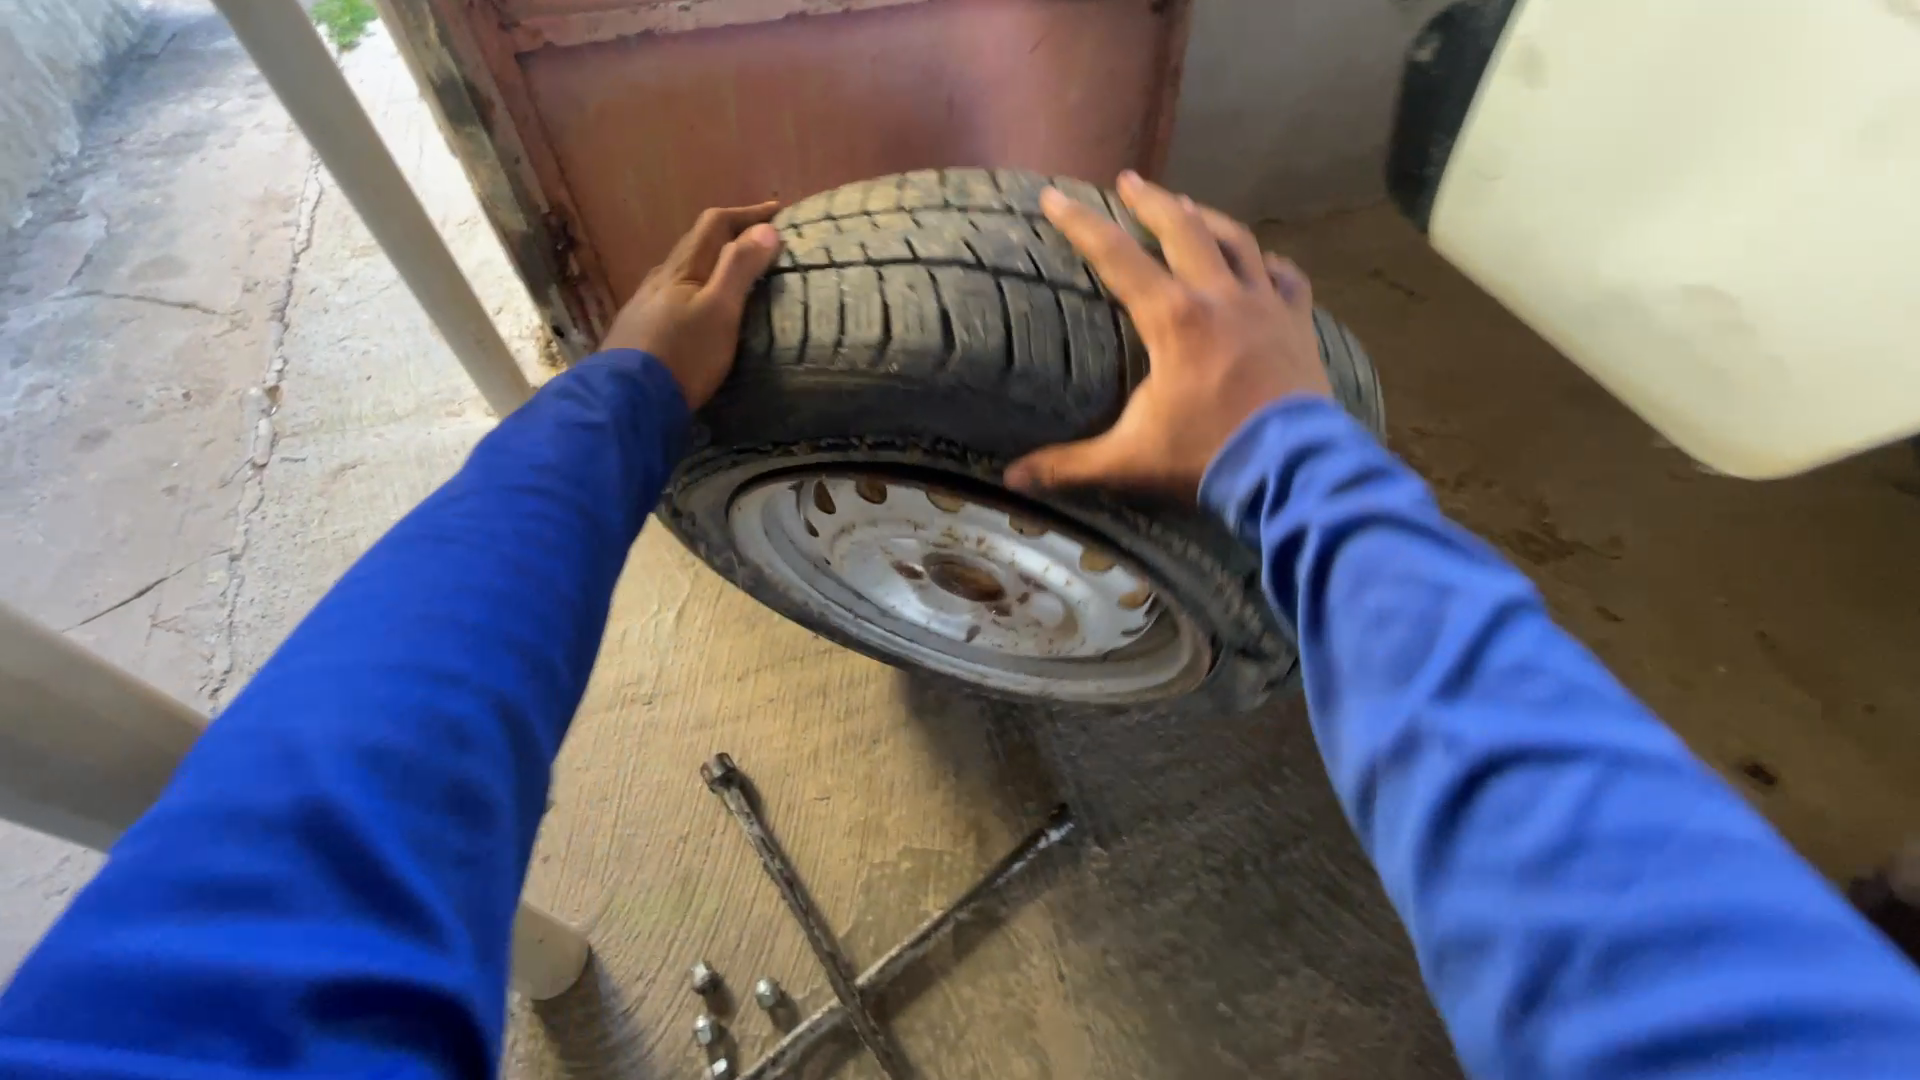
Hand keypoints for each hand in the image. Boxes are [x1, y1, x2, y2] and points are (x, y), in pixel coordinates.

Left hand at [602, 202, 783, 408]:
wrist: (629, 400)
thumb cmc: (683, 354)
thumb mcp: (720, 311)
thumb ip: (740, 269)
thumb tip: (767, 229)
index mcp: (682, 268)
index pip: (715, 224)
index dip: (747, 214)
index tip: (777, 211)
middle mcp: (660, 278)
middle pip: (696, 245)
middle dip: (730, 235)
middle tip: (761, 241)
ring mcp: (647, 304)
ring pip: (684, 271)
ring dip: (712, 264)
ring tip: (737, 275)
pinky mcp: (641, 331)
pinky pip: (675, 296)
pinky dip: (698, 290)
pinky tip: (701, 310)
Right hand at [1005, 172, 1329, 501]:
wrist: (1292, 471)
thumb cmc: (1204, 457)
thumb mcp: (1127, 461)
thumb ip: (1068, 465)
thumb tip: (1011, 480)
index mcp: (1173, 319)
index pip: (1117, 257)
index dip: (1081, 224)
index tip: (1055, 196)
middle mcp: (1220, 296)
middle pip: (1183, 228)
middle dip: (1150, 200)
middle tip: (1128, 180)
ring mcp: (1265, 306)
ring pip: (1236, 240)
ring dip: (1206, 218)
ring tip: (1186, 205)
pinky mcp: (1297, 324)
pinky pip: (1285, 277)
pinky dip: (1267, 262)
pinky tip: (1261, 260)